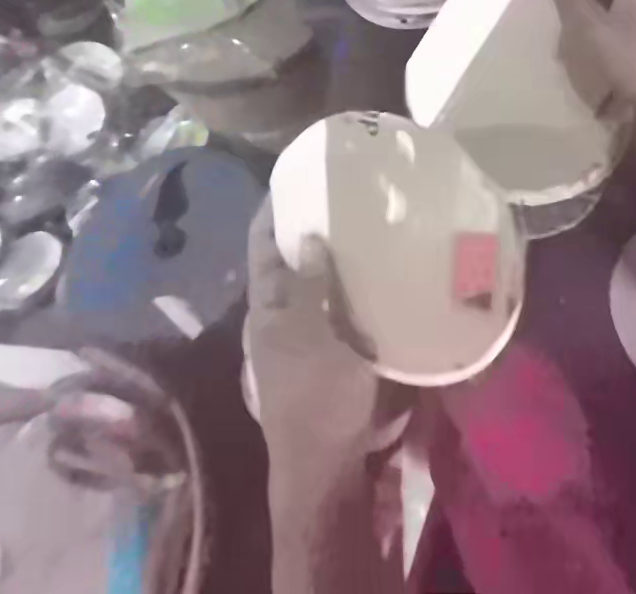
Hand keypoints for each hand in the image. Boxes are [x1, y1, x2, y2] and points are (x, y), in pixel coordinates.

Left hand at [245, 204, 380, 473]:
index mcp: (267, 303)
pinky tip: (373, 265)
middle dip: (307, 221)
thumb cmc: (316, 395)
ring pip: (313, 274)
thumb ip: (310, 286)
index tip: (294, 174)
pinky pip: (335, 297)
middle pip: (287, 254)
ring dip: (330, 248)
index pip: (262, 242)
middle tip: (340, 189)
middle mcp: (280, 308)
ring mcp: (304, 326)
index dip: (272, 207)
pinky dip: (347, 277)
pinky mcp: (328, 341)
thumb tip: (311, 235)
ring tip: (361, 217)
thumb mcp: (313, 336)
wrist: (326, 461)